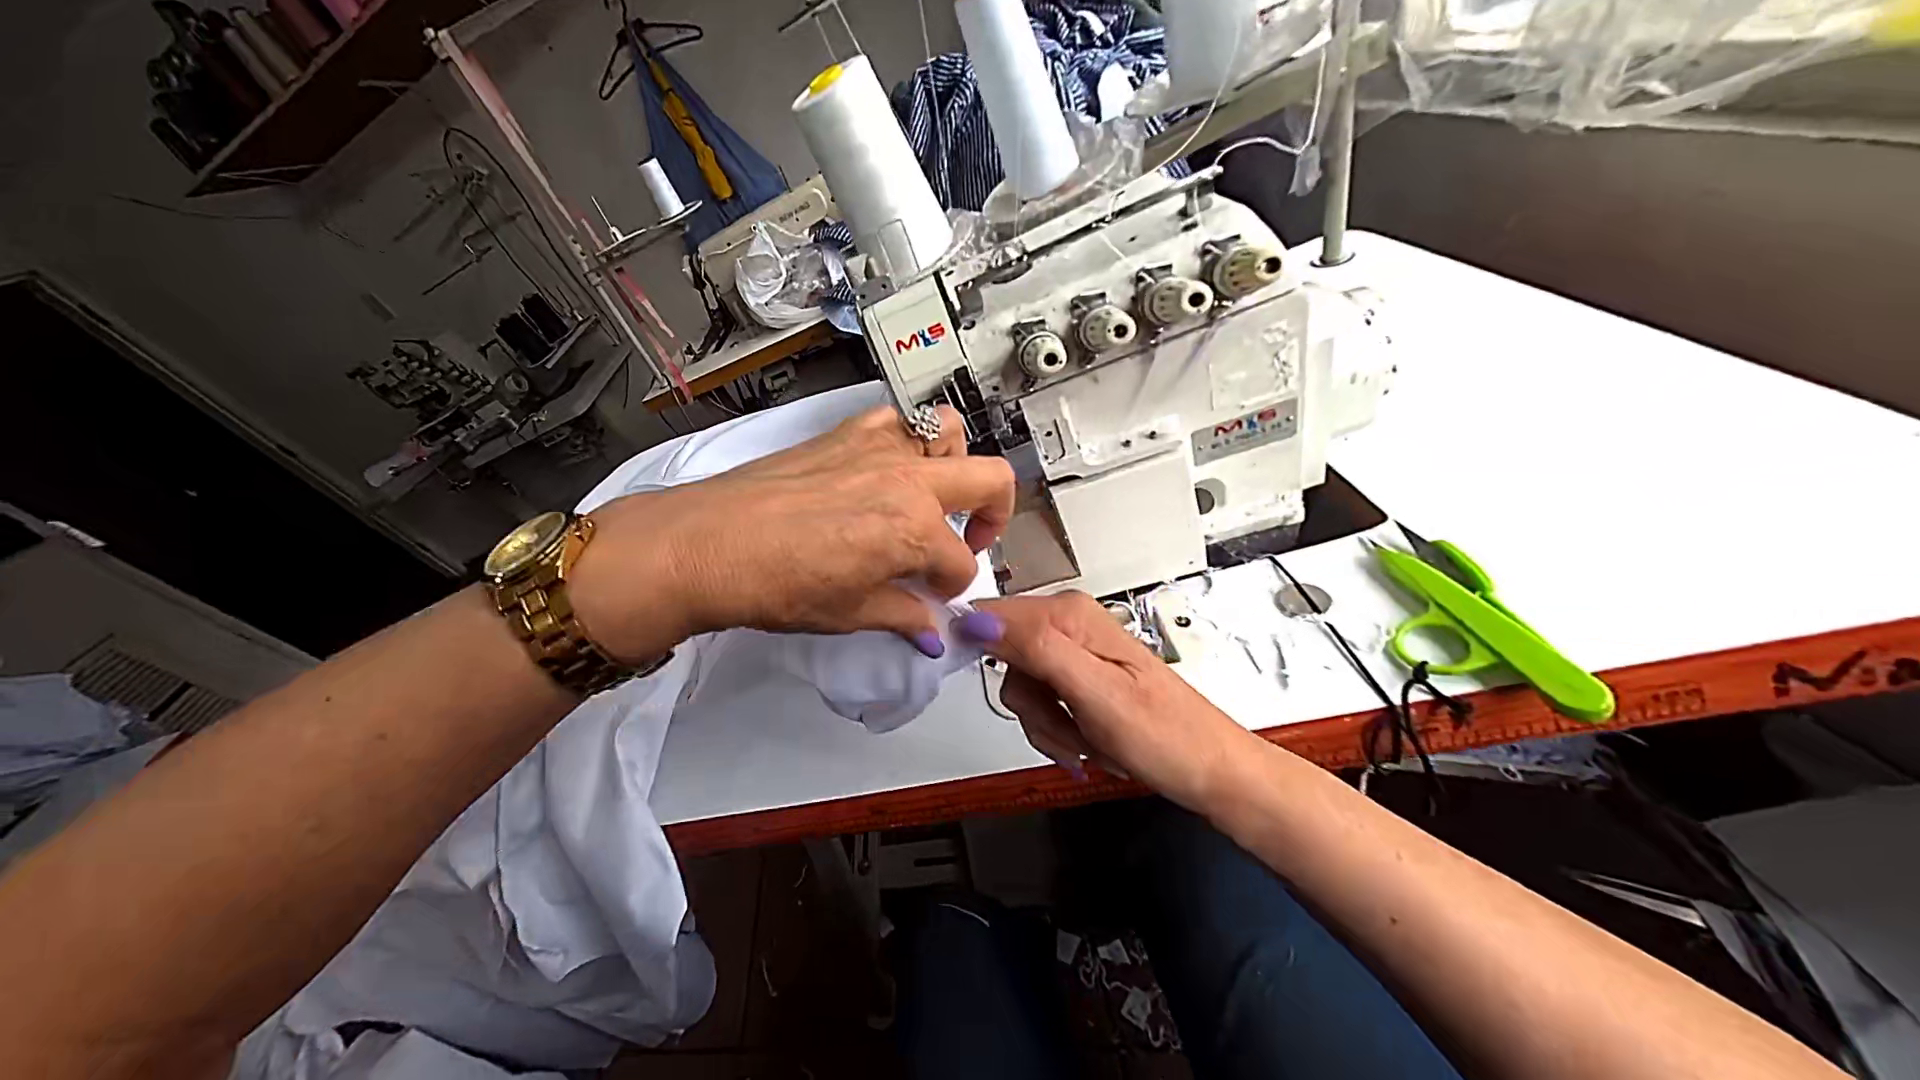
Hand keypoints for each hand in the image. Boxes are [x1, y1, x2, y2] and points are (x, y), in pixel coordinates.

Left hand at [574, 405, 1013, 657]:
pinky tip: (889, 471)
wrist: (707, 544)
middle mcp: (908, 480)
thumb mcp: (851, 612)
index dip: (951, 588)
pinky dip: (910, 440)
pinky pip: (900, 421)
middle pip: (991, 481)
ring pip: (951, 433)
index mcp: (914, 530)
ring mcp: (880, 447)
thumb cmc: (775, 583)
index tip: (932, 599)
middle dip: (994, 517)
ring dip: (956, 466)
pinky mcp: (848, 432)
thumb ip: (905, 615)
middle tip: (968, 542)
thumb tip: (931, 628)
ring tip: (933, 497)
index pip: (960, 564)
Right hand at [976, 592, 1254, 809]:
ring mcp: (1075, 653)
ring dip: (1046, 724)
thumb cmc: (1168, 735)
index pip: (991, 616)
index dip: (979, 651)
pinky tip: (1086, 742)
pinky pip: (1041, 703)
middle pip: (1004, 658)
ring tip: (1085, 739)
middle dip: (1029, 705)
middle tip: (1064, 726)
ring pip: (1021, 687)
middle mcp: (1071, 626)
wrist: (1208, 769)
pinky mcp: (1079, 678)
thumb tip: (980, 620)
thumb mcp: (1095, 693)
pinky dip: (1056, 731)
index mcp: (1071, 615)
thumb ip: (1036, 648)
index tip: (996, 687)